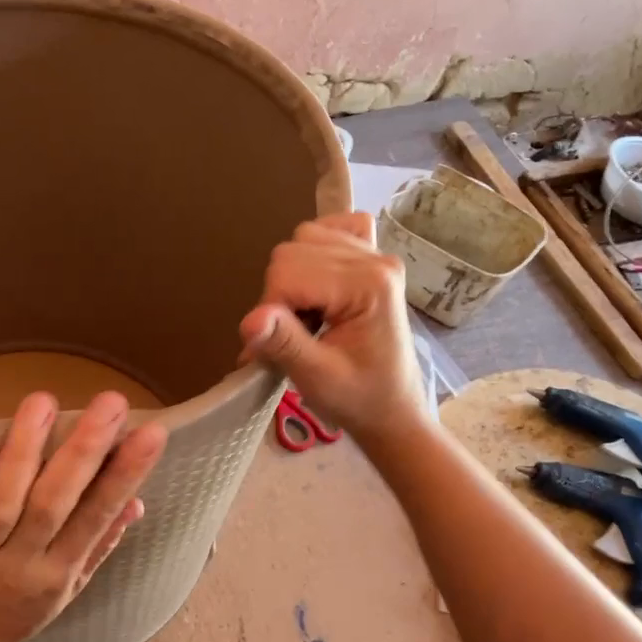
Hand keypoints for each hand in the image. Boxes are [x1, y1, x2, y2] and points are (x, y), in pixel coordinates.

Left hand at [0, 391, 166, 641]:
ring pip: (2, 504)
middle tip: (111, 402)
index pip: (96, 517)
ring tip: (44, 402)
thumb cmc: (20, 609)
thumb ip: (101, 542)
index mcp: (58, 572)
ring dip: (24, 452)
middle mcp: (20, 565)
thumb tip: (137, 501)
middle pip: (53, 505)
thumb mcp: (70, 585)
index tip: (151, 434)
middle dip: (84, 452)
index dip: (124, 475)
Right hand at [237, 212, 427, 442]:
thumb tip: (249, 320)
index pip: (289, 273)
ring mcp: (376, 255)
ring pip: (305, 238)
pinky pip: (332, 230)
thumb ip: (284, 343)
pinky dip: (314, 252)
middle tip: (291, 336)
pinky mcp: (371, 258)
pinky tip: (316, 285)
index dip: (271, 310)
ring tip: (304, 318)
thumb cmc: (358, 398)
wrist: (392, 410)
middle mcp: (375, 260)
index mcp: (369, 285)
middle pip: (293, 251)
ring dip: (291, 278)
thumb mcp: (317, 378)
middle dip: (279, 295)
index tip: (276, 348)